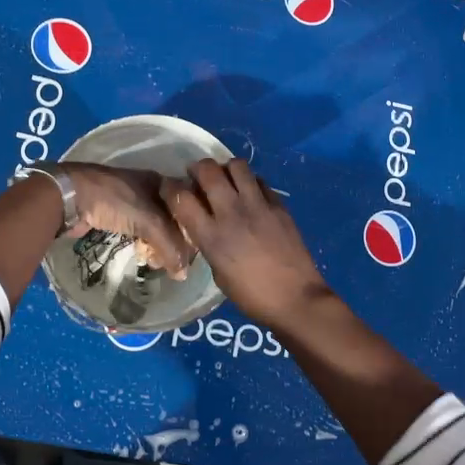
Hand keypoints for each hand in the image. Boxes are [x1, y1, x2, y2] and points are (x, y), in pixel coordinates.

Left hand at [61, 163, 193, 276]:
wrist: (70, 195)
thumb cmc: (114, 200)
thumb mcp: (148, 221)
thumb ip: (169, 246)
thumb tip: (183, 274)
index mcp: (160, 181)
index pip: (187, 204)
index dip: (194, 225)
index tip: (197, 247)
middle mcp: (148, 187)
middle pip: (170, 216)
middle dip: (175, 238)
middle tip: (178, 260)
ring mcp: (129, 199)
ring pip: (152, 224)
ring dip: (157, 242)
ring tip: (160, 261)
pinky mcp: (112, 213)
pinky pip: (135, 229)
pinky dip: (142, 242)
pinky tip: (143, 255)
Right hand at [162, 159, 332, 325]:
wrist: (296, 298)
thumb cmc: (252, 296)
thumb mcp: (219, 273)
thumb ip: (209, 243)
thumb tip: (205, 225)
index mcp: (212, 236)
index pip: (181, 197)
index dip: (169, 187)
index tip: (168, 187)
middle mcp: (232, 213)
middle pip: (208, 171)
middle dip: (197, 168)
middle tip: (197, 176)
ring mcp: (258, 206)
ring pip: (237, 166)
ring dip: (226, 168)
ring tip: (226, 180)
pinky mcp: (279, 205)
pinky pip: (260, 181)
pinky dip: (250, 182)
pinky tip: (250, 194)